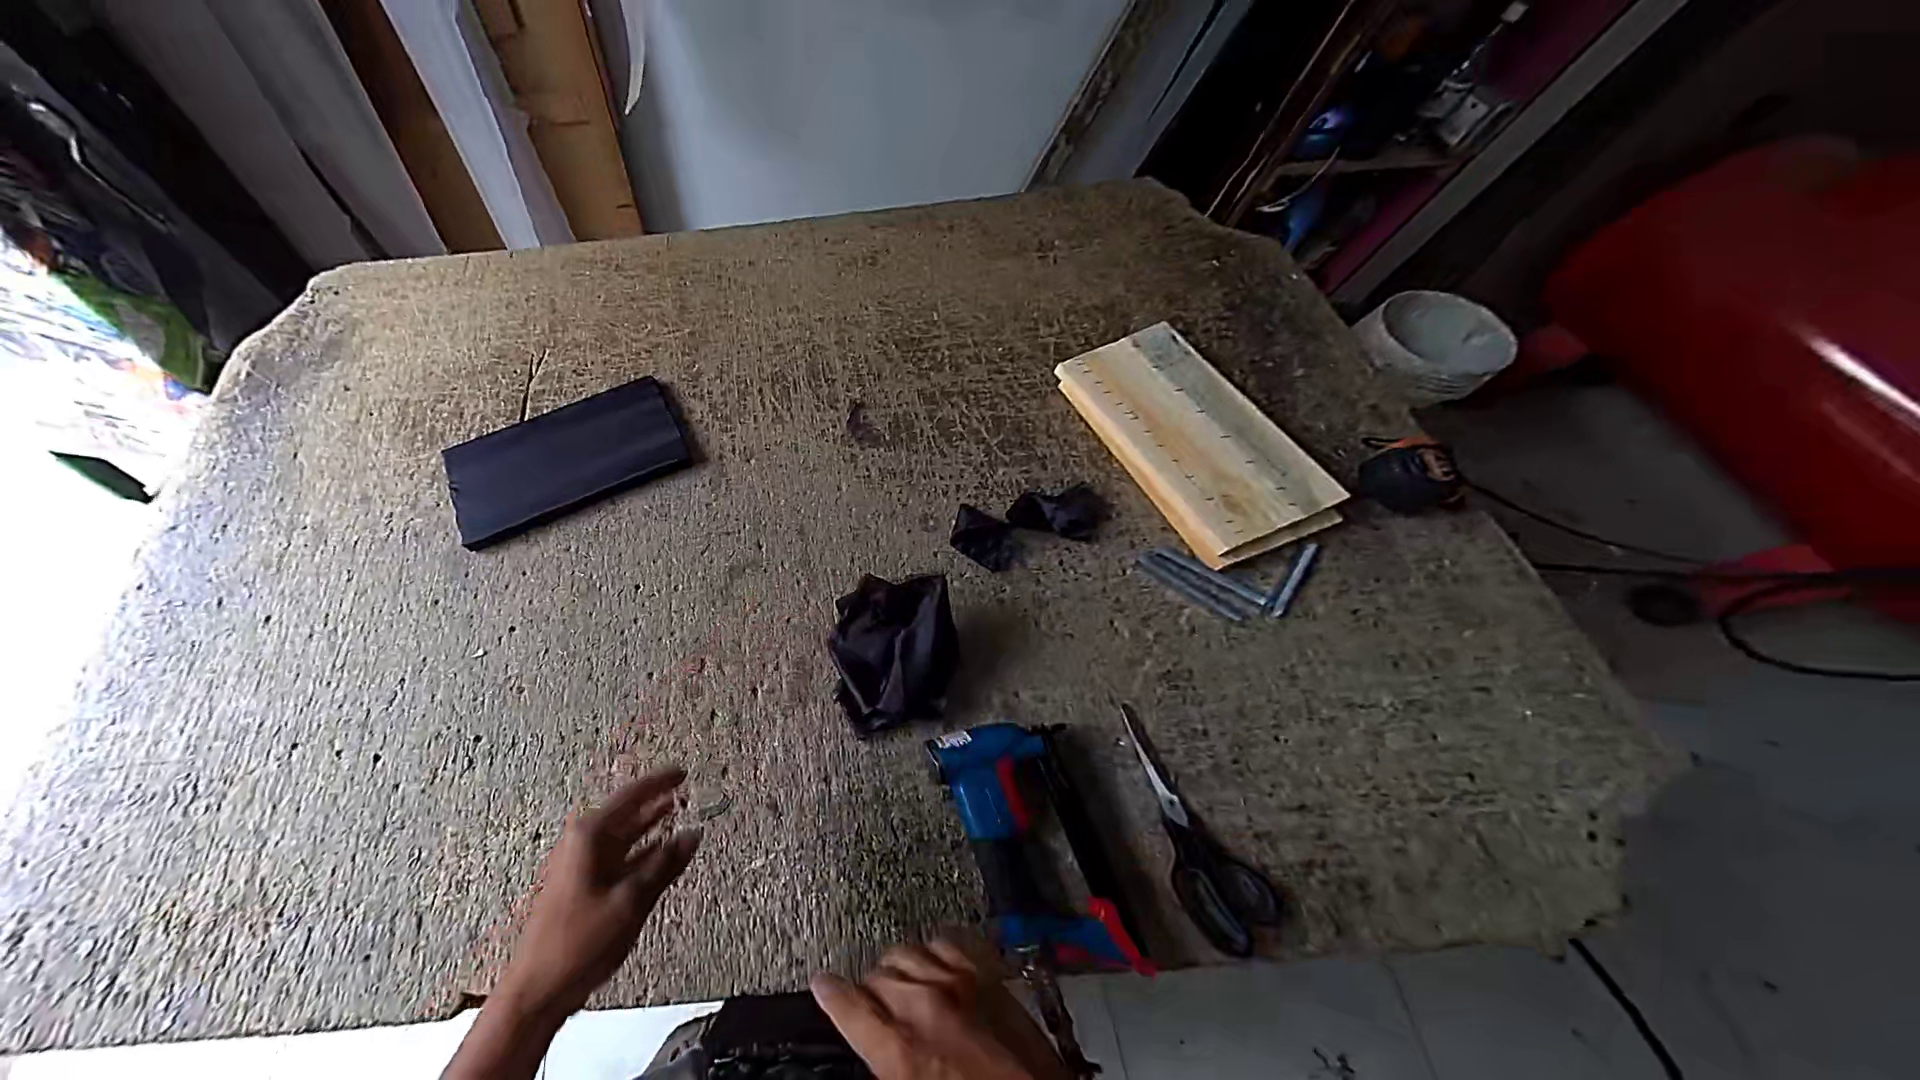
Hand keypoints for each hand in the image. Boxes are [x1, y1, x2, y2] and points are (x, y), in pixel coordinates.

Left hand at [496, 767, 701, 1018]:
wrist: (536, 992)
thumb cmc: (573, 945)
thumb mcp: (631, 901)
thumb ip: (666, 864)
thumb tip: (692, 835)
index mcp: (589, 838)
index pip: (632, 795)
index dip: (660, 782)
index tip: (682, 772)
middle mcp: (583, 846)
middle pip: (629, 814)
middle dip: (658, 802)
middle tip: (686, 791)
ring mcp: (584, 867)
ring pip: (627, 836)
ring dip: (654, 827)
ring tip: (680, 813)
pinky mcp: (586, 887)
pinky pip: (623, 859)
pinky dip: (645, 852)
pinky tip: (663, 852)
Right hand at [810, 941, 1072, 1079]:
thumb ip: (887, 1064)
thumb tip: (876, 1048)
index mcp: (900, 1050)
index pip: (848, 1006)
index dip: (830, 993)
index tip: (822, 984)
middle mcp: (923, 1006)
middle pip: (876, 976)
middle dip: (868, 990)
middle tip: (870, 1003)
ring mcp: (956, 982)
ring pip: (906, 952)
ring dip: (898, 968)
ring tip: (899, 981)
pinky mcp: (984, 972)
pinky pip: (945, 941)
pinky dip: (932, 950)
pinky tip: (933, 961)